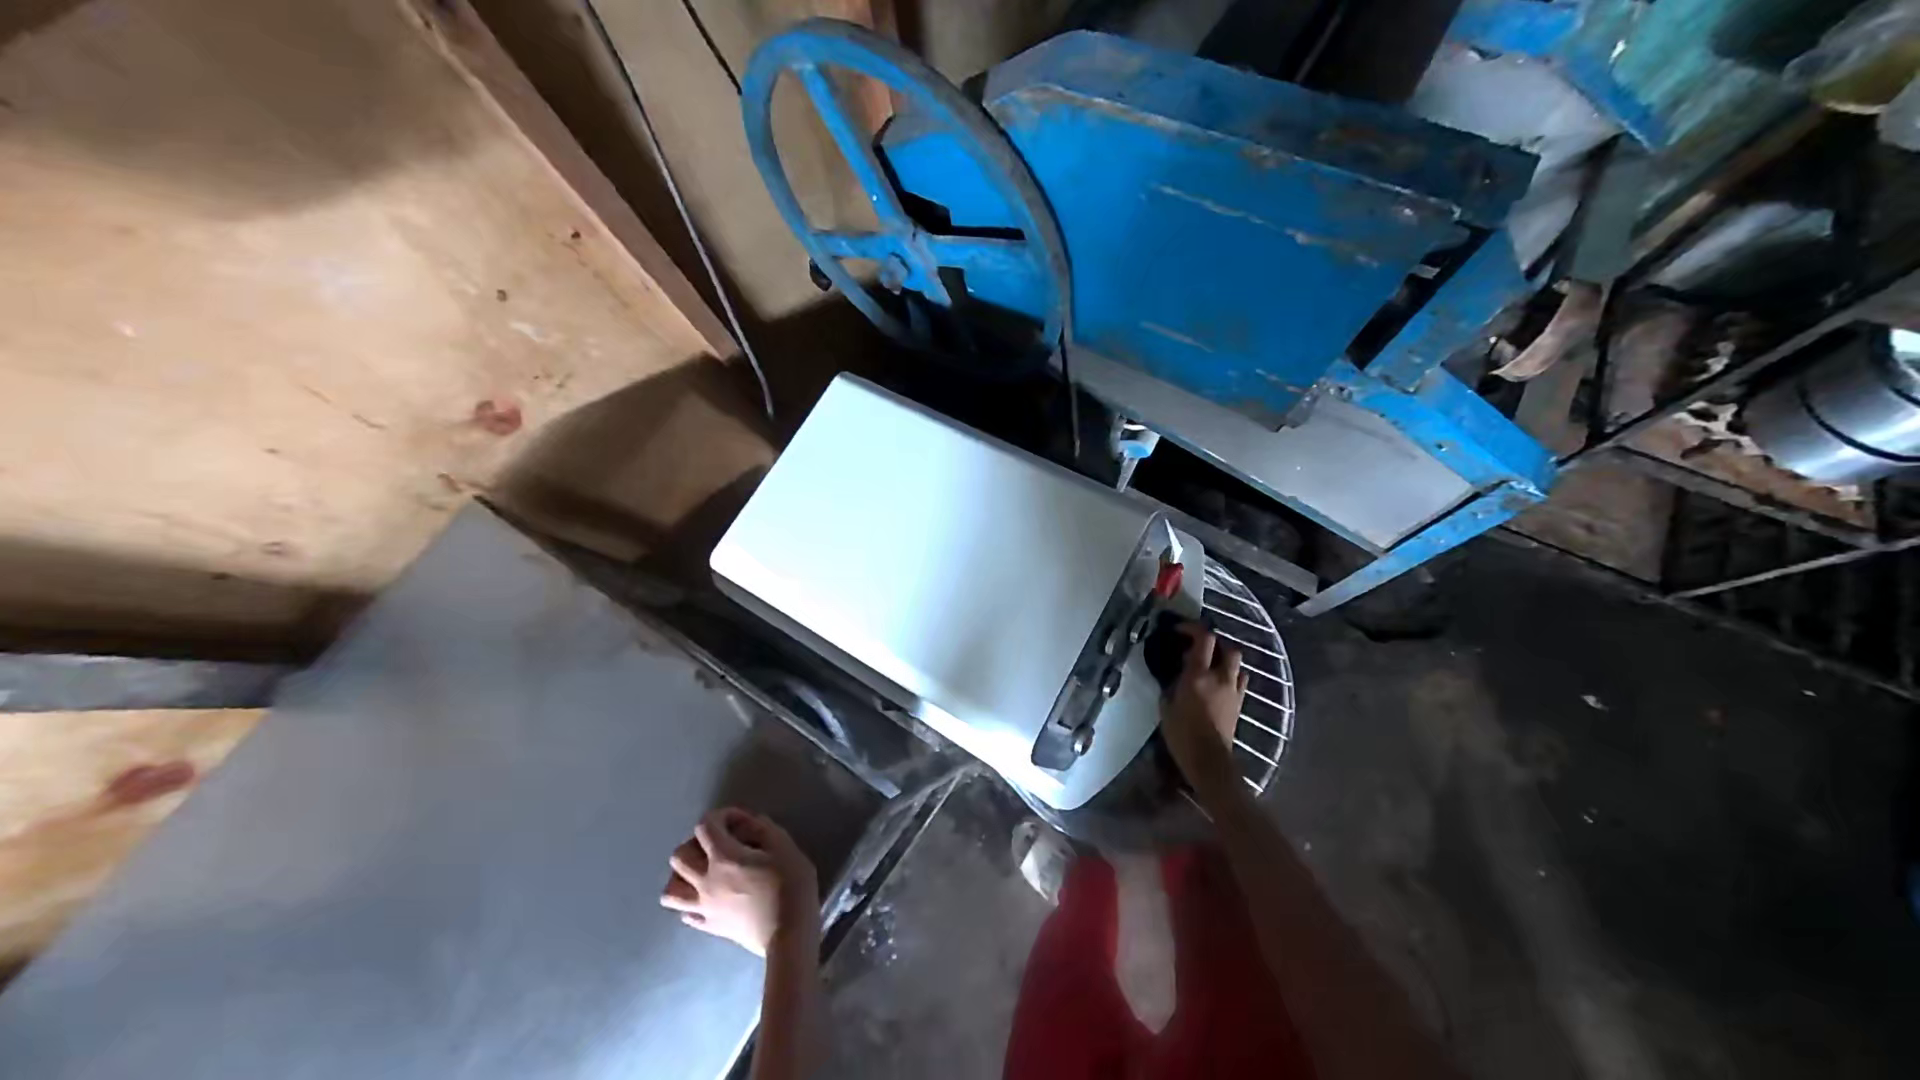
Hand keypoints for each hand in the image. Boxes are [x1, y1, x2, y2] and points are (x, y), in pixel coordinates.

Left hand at [660, 807, 818, 956]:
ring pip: (671, 889)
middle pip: (679, 855)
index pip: (705, 826)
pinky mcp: (709, 926)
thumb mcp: (785, 847)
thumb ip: (763, 829)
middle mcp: (705, 880)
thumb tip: (748, 822)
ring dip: (682, 876)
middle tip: (720, 844)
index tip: (741, 821)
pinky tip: (708, 899)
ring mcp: (703, 906)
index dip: (721, 816)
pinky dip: (691, 903)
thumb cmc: (791, 887)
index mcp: (724, 857)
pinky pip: (685, 913)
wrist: (789, 935)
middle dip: (696, 843)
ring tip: (703, 873)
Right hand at [1161, 622, 1246, 804]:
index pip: (1203, 639)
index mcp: (1198, 675)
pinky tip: (1218, 682)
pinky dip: (1230, 674)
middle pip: (1227, 647)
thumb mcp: (1166, 707)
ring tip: (1210, 663)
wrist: (1209, 760)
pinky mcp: (1239, 703)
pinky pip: (1239, 679)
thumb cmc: (1182, 734)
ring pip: (1236, 663)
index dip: (1192, 628)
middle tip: (1197, 645)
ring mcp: (1233, 690)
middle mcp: (1220, 677)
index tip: (1178, 630)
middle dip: (1213, 641)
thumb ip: (1171, 686)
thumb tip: (1173, 676)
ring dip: (1224, 657)